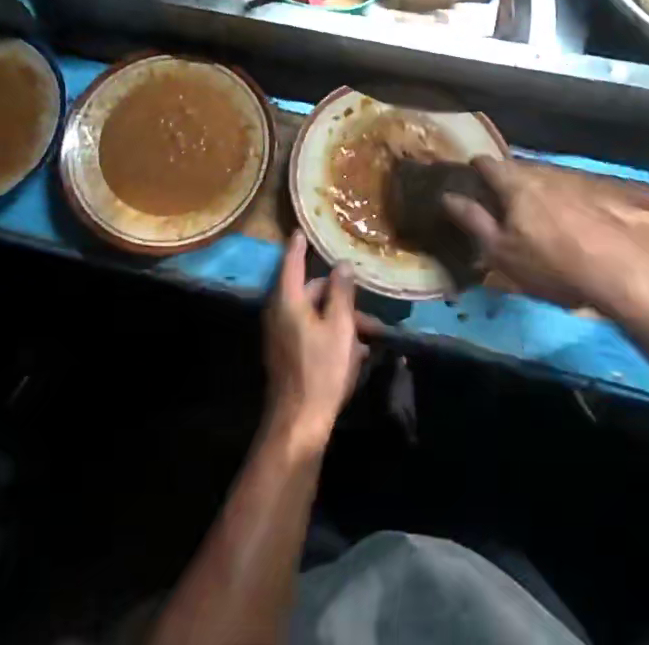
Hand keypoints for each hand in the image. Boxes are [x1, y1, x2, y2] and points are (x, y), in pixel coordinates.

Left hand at [263, 232, 364, 450]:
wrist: (299, 419)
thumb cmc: (321, 369)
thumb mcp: (340, 328)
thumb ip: (341, 294)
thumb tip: (341, 265)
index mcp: (287, 300)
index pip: (292, 262)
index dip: (299, 245)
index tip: (301, 229)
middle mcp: (278, 312)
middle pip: (309, 292)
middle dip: (339, 298)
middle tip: (369, 310)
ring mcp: (279, 333)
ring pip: (314, 315)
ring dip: (340, 321)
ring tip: (370, 339)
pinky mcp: (286, 352)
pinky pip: (309, 333)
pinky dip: (330, 335)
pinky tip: (356, 353)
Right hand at [440, 156, 648, 326]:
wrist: (630, 271)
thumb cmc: (552, 263)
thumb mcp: (500, 251)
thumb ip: (471, 220)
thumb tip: (447, 196)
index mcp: (515, 182)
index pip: (487, 163)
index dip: (475, 169)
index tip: (471, 180)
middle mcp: (546, 171)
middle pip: (519, 166)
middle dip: (508, 179)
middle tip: (503, 200)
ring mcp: (580, 179)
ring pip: (548, 177)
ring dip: (539, 188)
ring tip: (537, 211)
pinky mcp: (609, 191)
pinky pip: (574, 188)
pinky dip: (565, 198)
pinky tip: (571, 219)